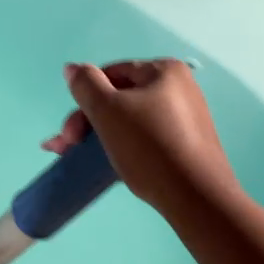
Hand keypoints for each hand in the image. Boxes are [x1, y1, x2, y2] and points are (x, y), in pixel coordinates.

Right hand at [41, 59, 237, 212]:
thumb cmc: (149, 146)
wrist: (196, 196)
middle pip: (120, 98)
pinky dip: (123, 146)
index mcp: (164, 71)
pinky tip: (109, 164)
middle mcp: (179, 88)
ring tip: (77, 158)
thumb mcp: (108, 110)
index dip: (84, 99)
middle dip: (87, 122)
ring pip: (130, 120)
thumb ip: (85, 85)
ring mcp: (185, 118)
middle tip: (66, 148)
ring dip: (100, 136)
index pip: (111, 74)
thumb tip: (72, 67)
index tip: (68, 133)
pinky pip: (146, 138)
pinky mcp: (187, 145)